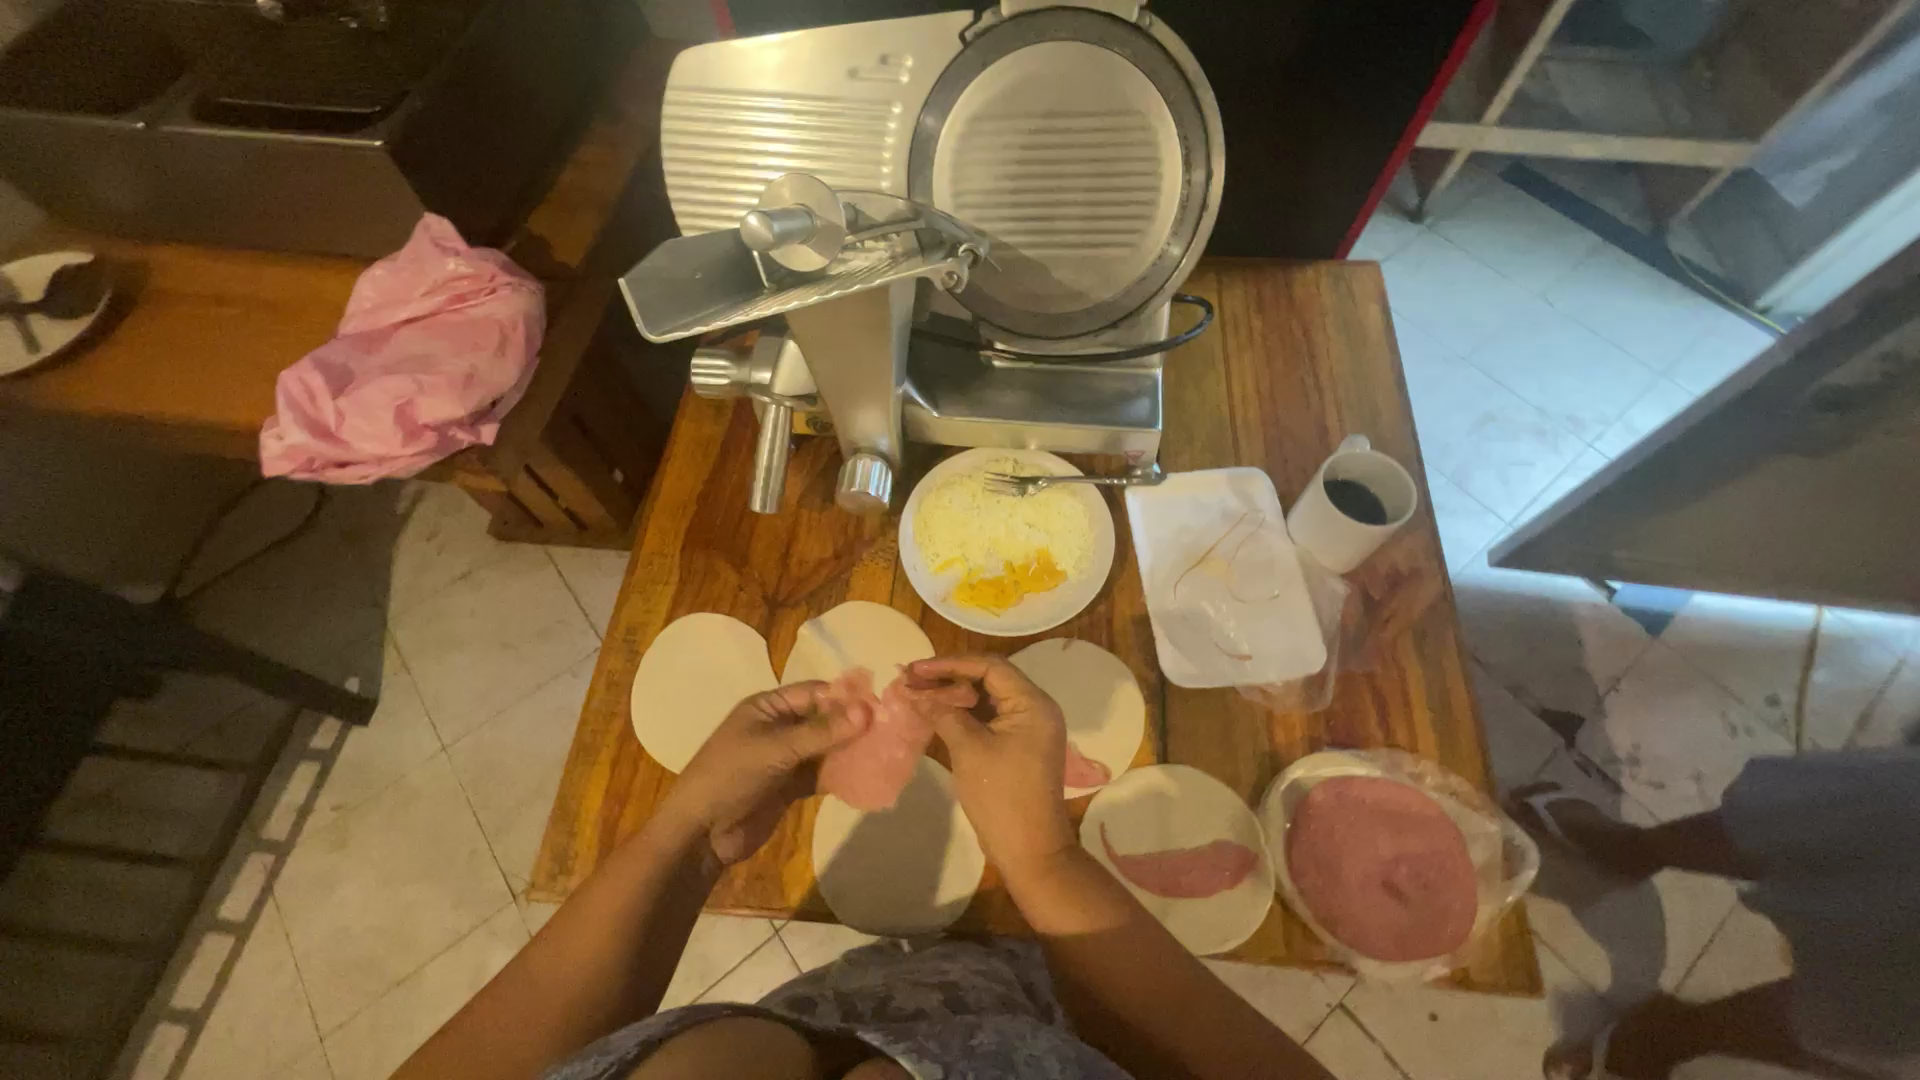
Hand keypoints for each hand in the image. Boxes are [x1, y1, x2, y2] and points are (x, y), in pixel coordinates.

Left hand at [658, 683, 867, 866]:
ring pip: (826, 747)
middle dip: (854, 724)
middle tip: (892, 728)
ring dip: (851, 750)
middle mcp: (779, 727)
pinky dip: (841, 774)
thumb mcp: (776, 749)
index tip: (883, 702)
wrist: (701, 834)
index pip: (815, 692)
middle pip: (824, 719)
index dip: (847, 696)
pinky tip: (867, 776)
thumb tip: (867, 709)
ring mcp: (786, 758)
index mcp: (768, 707)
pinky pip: (822, 774)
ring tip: (886, 751)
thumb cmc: (731, 777)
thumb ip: (822, 731)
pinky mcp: (790, 786)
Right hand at [905, 655, 1075, 876]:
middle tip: (911, 678)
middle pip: (989, 679)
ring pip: (986, 698)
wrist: (1030, 851)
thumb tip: (914, 691)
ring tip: (917, 692)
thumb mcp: (969, 750)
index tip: (916, 668)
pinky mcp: (1017, 745)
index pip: (990, 667)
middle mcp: (1035, 708)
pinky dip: (962, 714)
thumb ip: (943, 713)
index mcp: (1033, 703)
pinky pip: (988, 718)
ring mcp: (1027, 728)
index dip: (950, 664)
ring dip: (953, 695)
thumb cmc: (1001, 797)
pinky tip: (934, 712)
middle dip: (949, 677)